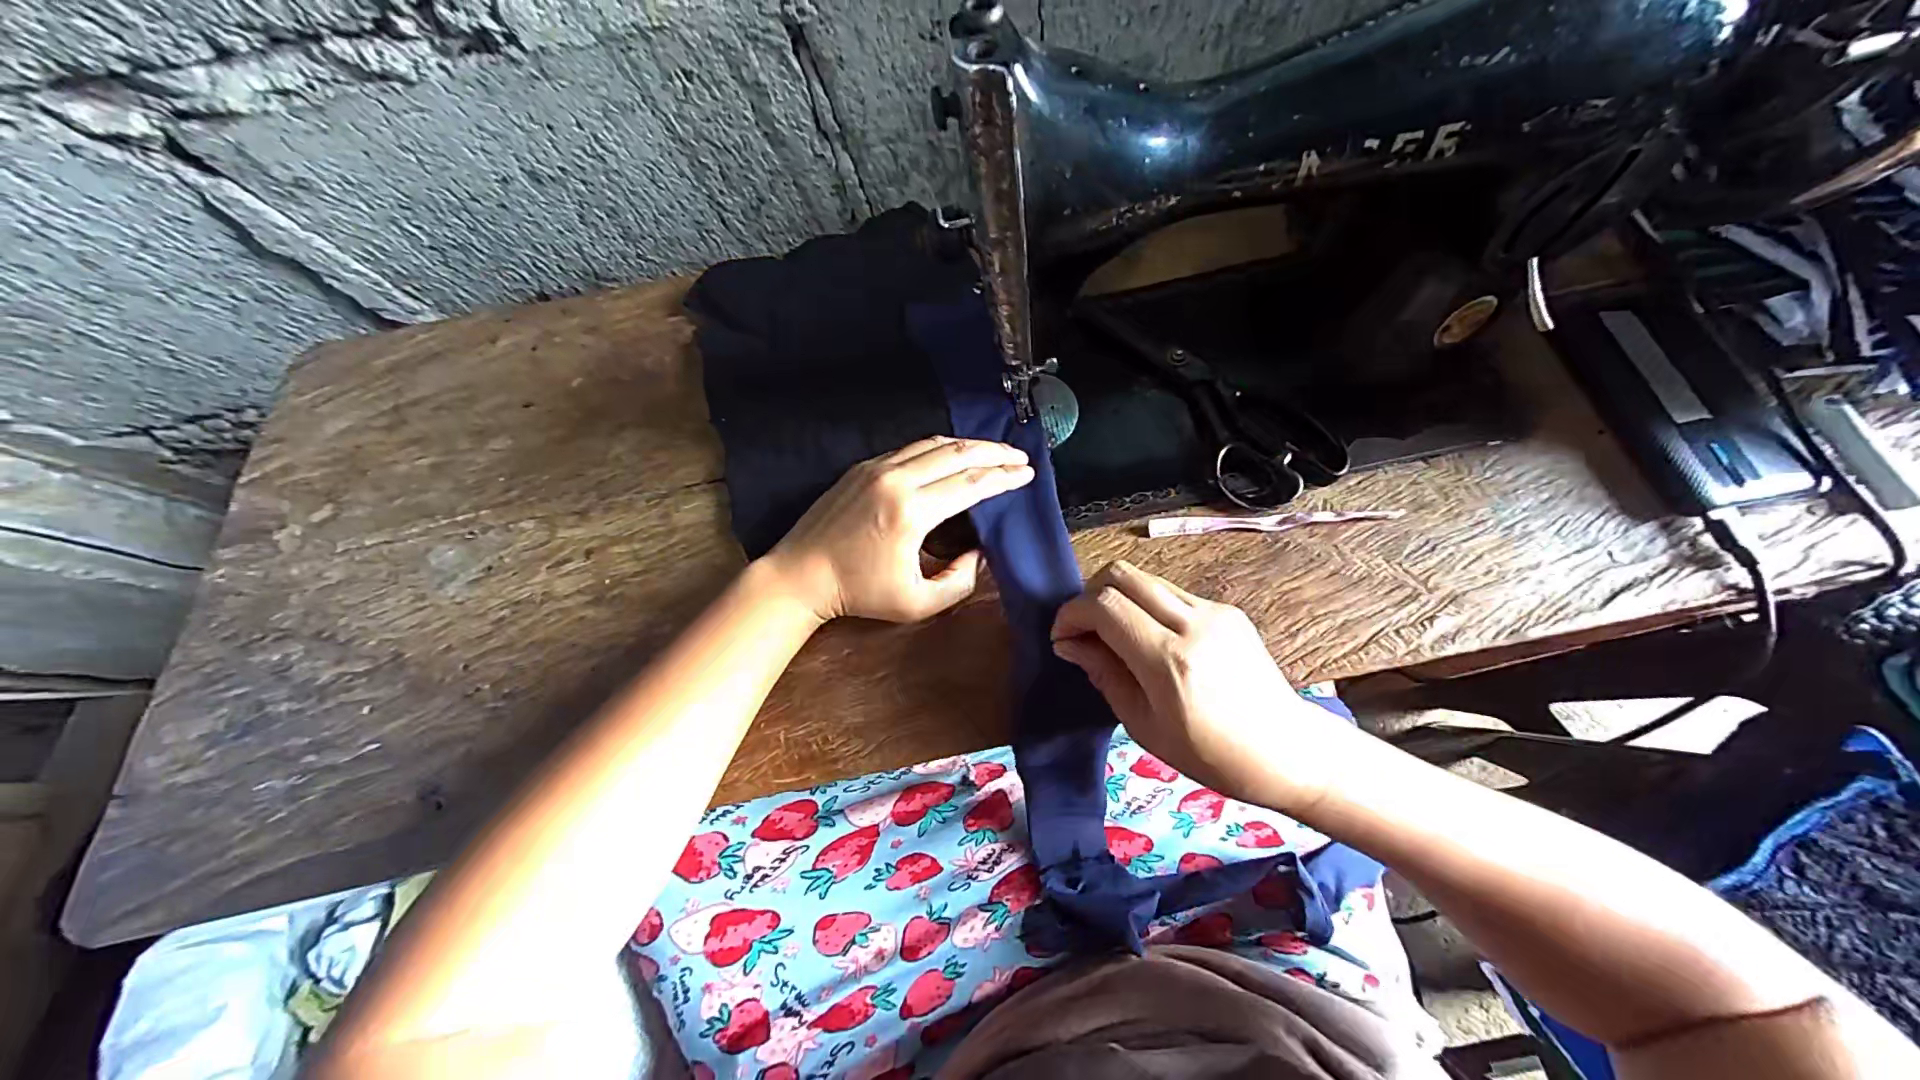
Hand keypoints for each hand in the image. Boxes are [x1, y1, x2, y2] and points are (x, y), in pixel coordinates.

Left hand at [761, 436, 1033, 623]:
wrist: (800, 574)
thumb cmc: (858, 593)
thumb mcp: (916, 603)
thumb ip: (958, 581)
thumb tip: (978, 554)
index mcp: (911, 512)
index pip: (971, 484)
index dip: (1003, 477)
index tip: (1026, 473)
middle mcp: (895, 480)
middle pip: (957, 454)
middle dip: (994, 452)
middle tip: (1018, 455)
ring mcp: (875, 469)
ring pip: (933, 444)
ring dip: (968, 445)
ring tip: (992, 451)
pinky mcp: (862, 467)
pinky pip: (909, 449)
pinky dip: (938, 448)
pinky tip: (950, 455)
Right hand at [1050, 560, 1372, 814]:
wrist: (1289, 751)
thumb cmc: (1212, 755)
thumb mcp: (1145, 726)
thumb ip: (1105, 674)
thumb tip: (1069, 643)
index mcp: (1170, 661)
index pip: (1105, 605)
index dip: (1071, 614)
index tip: (1062, 637)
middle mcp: (1193, 623)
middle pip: (1122, 574)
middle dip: (1089, 595)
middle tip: (1083, 630)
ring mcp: (1214, 612)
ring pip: (1146, 578)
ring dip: (1118, 598)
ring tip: (1114, 636)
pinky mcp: (1227, 611)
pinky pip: (1171, 594)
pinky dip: (1146, 607)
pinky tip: (1150, 641)